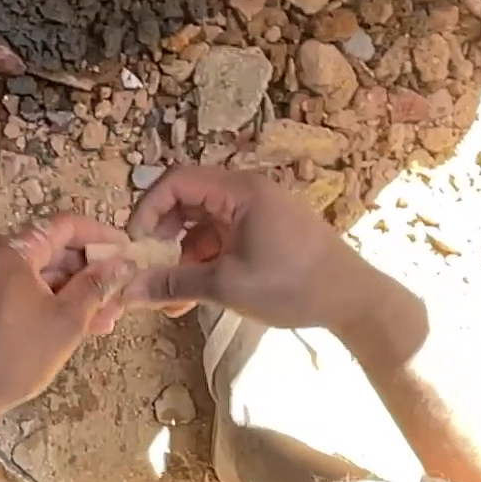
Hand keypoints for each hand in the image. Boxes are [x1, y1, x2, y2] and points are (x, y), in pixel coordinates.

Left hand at [0, 215, 131, 415]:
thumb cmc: (14, 356)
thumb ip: (97, 285)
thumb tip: (123, 263)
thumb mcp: (66, 320)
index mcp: (9, 248)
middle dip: (90, 274)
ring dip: (74, 294)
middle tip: (121, 291)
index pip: (65, 226)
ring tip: (108, 318)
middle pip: (52, 251)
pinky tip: (81, 325)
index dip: (101, 237)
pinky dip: (50, 304)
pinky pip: (22, 292)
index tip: (128, 250)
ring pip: (39, 276)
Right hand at [124, 166, 371, 328]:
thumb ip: (173, 284)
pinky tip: (190, 299)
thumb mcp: (226, 286)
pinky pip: (219, 241)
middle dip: (161, 237)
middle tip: (146, 269)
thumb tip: (128, 291)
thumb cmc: (292, 286)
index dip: (147, 209)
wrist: (352, 300)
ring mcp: (255, 213)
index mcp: (240, 191)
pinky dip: (202, 264)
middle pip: (186, 202)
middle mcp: (246, 193)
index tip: (134, 244)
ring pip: (200, 226)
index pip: (176, 181)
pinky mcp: (262, 233)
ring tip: (168, 297)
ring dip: (180, 258)